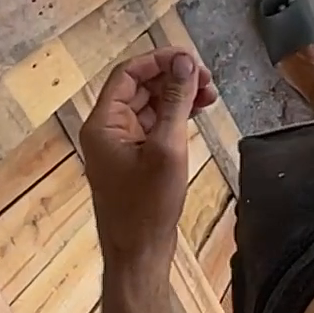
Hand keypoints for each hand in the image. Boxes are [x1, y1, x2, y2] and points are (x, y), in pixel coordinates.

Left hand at [79, 47, 217, 270]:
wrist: (139, 253)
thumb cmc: (147, 206)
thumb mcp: (167, 147)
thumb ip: (175, 100)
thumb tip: (183, 64)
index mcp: (104, 123)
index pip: (129, 73)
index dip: (159, 60)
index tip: (189, 59)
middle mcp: (108, 129)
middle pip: (141, 85)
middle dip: (174, 77)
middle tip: (205, 78)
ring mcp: (121, 143)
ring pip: (151, 102)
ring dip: (179, 94)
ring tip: (209, 93)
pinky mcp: (136, 156)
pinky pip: (155, 122)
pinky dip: (176, 113)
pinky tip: (198, 110)